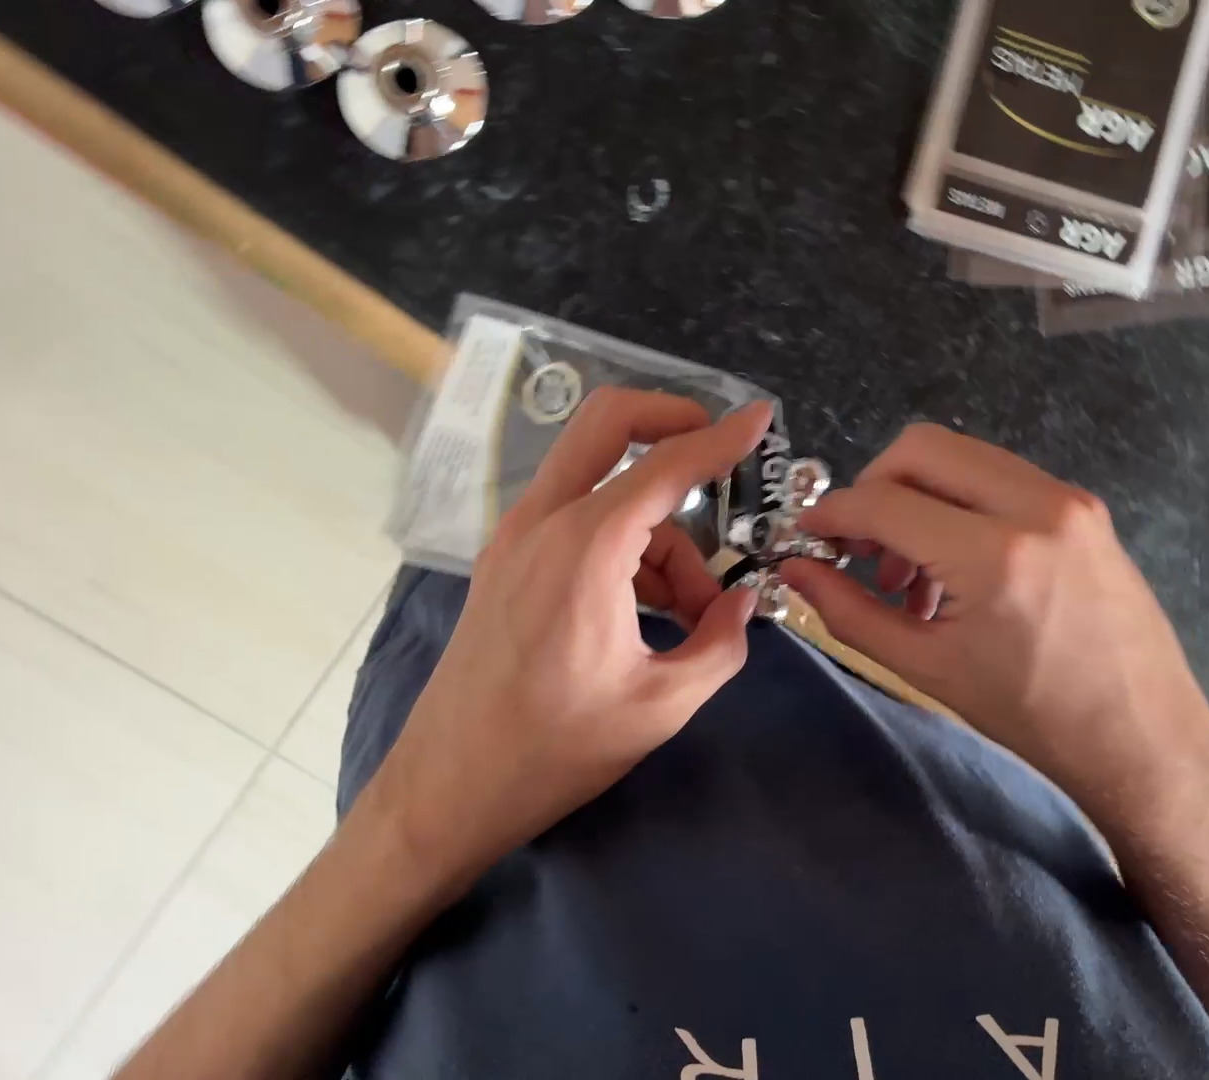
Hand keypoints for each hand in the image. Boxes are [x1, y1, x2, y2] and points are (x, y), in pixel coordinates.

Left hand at [361, 390, 770, 894]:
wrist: (447, 790)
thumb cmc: (555, 750)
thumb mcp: (661, 704)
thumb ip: (721, 643)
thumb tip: (745, 602)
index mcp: (584, 548)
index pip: (665, 467)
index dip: (721, 438)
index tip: (761, 419)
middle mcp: (542, 523)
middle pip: (607, 425)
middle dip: (670, 422)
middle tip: (721, 454)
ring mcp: (516, 539)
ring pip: (602, 486)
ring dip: (659, 526)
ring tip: (692, 611)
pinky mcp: (506, 564)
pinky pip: (579, 520)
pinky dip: (625, 544)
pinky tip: (650, 610)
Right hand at [776, 424, 1208, 842]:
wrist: (1142, 738)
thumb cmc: (1030, 717)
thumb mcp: (926, 667)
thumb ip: (848, 610)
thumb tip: (794, 569)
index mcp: (995, 555)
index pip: (884, 502)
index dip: (831, 514)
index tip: (806, 536)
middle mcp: (1036, 505)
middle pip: (922, 448)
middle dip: (873, 487)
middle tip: (859, 546)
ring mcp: (1067, 499)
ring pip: (961, 456)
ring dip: (916, 496)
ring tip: (909, 574)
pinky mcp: (1084, 507)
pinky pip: (998, 478)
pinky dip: (958, 505)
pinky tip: (955, 569)